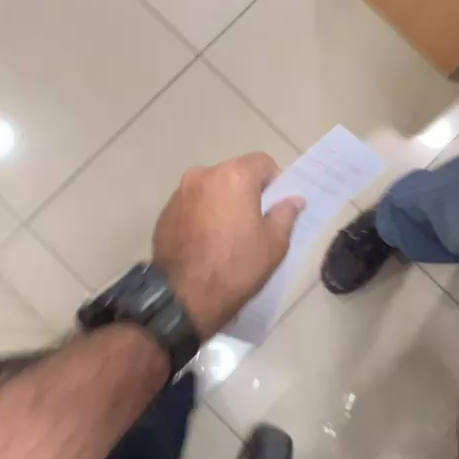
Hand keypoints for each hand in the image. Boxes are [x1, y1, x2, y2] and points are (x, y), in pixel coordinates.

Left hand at [152, 154, 304, 336]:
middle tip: (252, 222)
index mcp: (234, 176)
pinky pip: (191, 205)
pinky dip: (200, 215)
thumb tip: (294, 200)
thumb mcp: (273, 244)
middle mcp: (202, 175)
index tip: (273, 207)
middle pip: (233, 173)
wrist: (185, 296)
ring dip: (221, 202)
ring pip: (210, 189)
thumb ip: (285, 214)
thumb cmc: (236, 267)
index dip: (273, 182)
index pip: (262, 162)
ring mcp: (179, 193)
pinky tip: (204, 242)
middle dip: (245, 191)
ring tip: (225, 235)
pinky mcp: (164, 213)